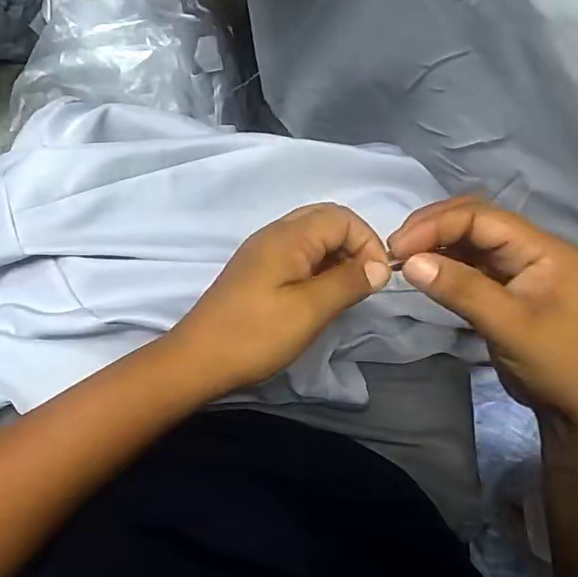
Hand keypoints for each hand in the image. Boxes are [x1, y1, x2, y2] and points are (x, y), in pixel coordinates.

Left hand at [167, 203, 392, 396]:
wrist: (197, 360)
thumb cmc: (255, 335)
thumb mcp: (309, 310)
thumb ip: (347, 282)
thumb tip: (380, 265)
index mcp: (286, 236)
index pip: (341, 217)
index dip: (367, 242)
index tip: (376, 279)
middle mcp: (271, 235)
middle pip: (324, 221)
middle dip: (353, 245)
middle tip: (363, 281)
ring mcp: (259, 253)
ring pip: (309, 238)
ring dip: (334, 258)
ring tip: (343, 292)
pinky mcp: (253, 273)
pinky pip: (293, 256)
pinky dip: (315, 268)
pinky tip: (318, 297)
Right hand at [388, 197, 577, 425]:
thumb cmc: (564, 364)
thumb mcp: (511, 326)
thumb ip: (461, 289)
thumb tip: (408, 261)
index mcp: (542, 249)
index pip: (480, 217)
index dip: (434, 225)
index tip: (397, 249)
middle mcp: (530, 253)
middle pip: (475, 223)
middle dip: (432, 229)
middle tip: (394, 251)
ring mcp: (519, 274)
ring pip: (470, 246)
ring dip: (436, 247)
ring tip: (402, 263)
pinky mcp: (508, 296)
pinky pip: (471, 270)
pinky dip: (444, 269)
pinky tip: (424, 277)